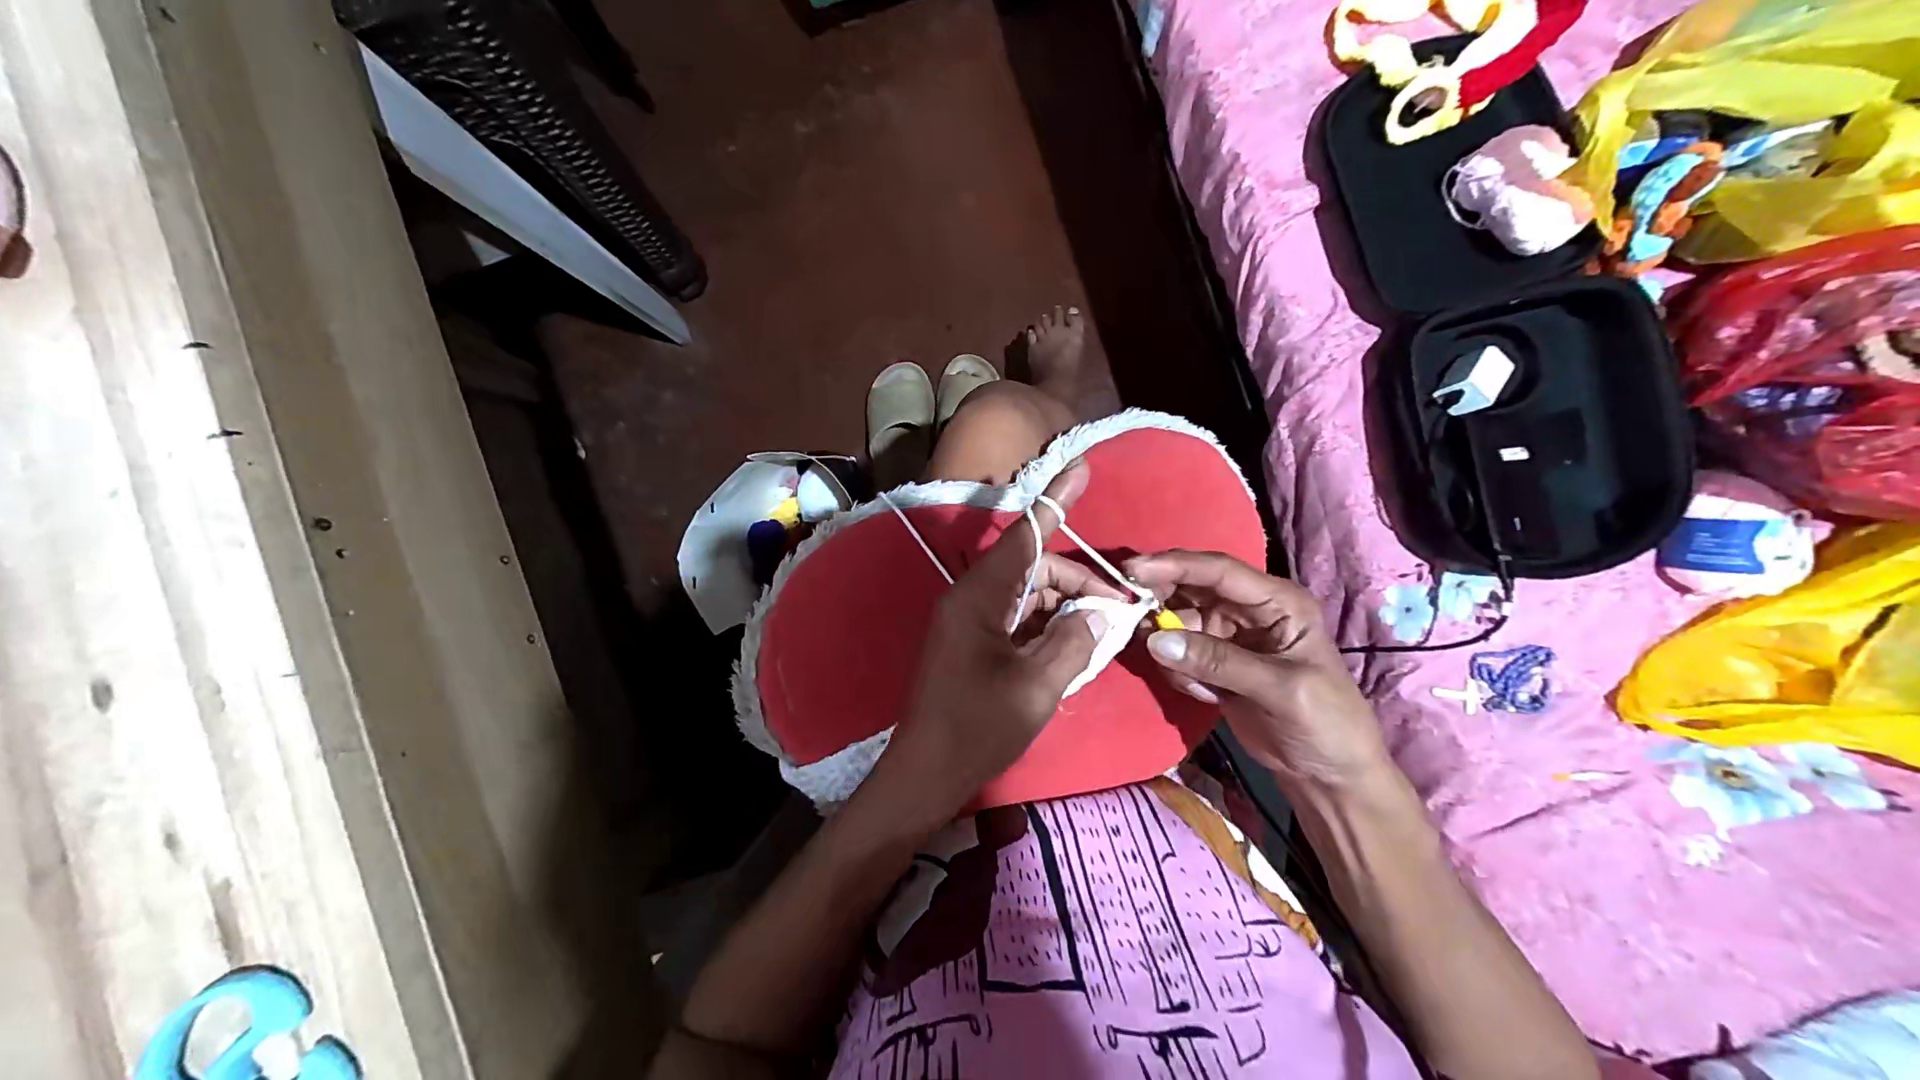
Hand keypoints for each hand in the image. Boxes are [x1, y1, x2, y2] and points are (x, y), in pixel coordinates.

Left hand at [880, 463, 1123, 814]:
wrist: (925, 775)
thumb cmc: (978, 729)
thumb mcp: (1037, 687)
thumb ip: (1073, 642)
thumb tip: (1097, 615)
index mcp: (980, 597)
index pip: (1025, 536)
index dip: (1056, 500)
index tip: (1082, 465)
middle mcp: (971, 599)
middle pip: (1034, 569)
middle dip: (1078, 581)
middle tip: (1121, 609)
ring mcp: (969, 622)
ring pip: (1028, 595)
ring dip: (1066, 606)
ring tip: (1105, 629)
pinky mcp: (971, 644)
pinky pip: (1017, 619)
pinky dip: (1047, 626)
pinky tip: (1075, 644)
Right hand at [1125, 550, 1391, 793]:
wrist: (1328, 775)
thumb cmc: (1325, 723)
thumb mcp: (1279, 689)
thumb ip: (1218, 661)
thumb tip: (1155, 639)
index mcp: (1278, 601)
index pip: (1219, 570)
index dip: (1175, 565)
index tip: (1132, 570)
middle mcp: (1250, 610)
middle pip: (1190, 588)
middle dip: (1161, 602)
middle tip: (1129, 617)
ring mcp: (1229, 635)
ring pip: (1177, 622)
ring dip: (1170, 647)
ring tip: (1196, 686)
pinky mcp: (1213, 662)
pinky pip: (1177, 652)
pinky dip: (1178, 671)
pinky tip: (1205, 696)